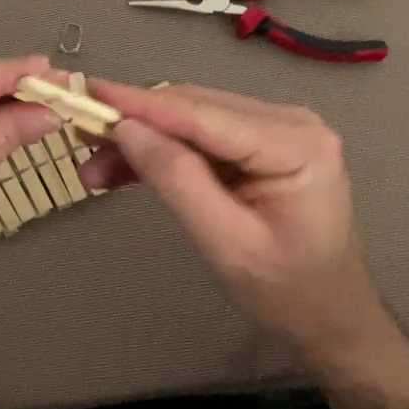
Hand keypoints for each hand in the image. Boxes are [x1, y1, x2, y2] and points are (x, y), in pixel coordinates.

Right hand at [76, 82, 389, 369]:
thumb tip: (124, 127)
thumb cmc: (287, 291)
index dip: (140, 103)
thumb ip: (176, 179)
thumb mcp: (226, 243)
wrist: (329, 316)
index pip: (201, 114)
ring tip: (94, 165)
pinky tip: (121, 167)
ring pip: (185, 118)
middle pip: (190, 109)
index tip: (87, 91)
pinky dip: (159, 149)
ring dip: (140, 138)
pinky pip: (195, 133)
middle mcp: (287, 120)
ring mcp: (272, 126)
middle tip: (80, 140)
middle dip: (133, 125)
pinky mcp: (255, 138)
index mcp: (295, 144)